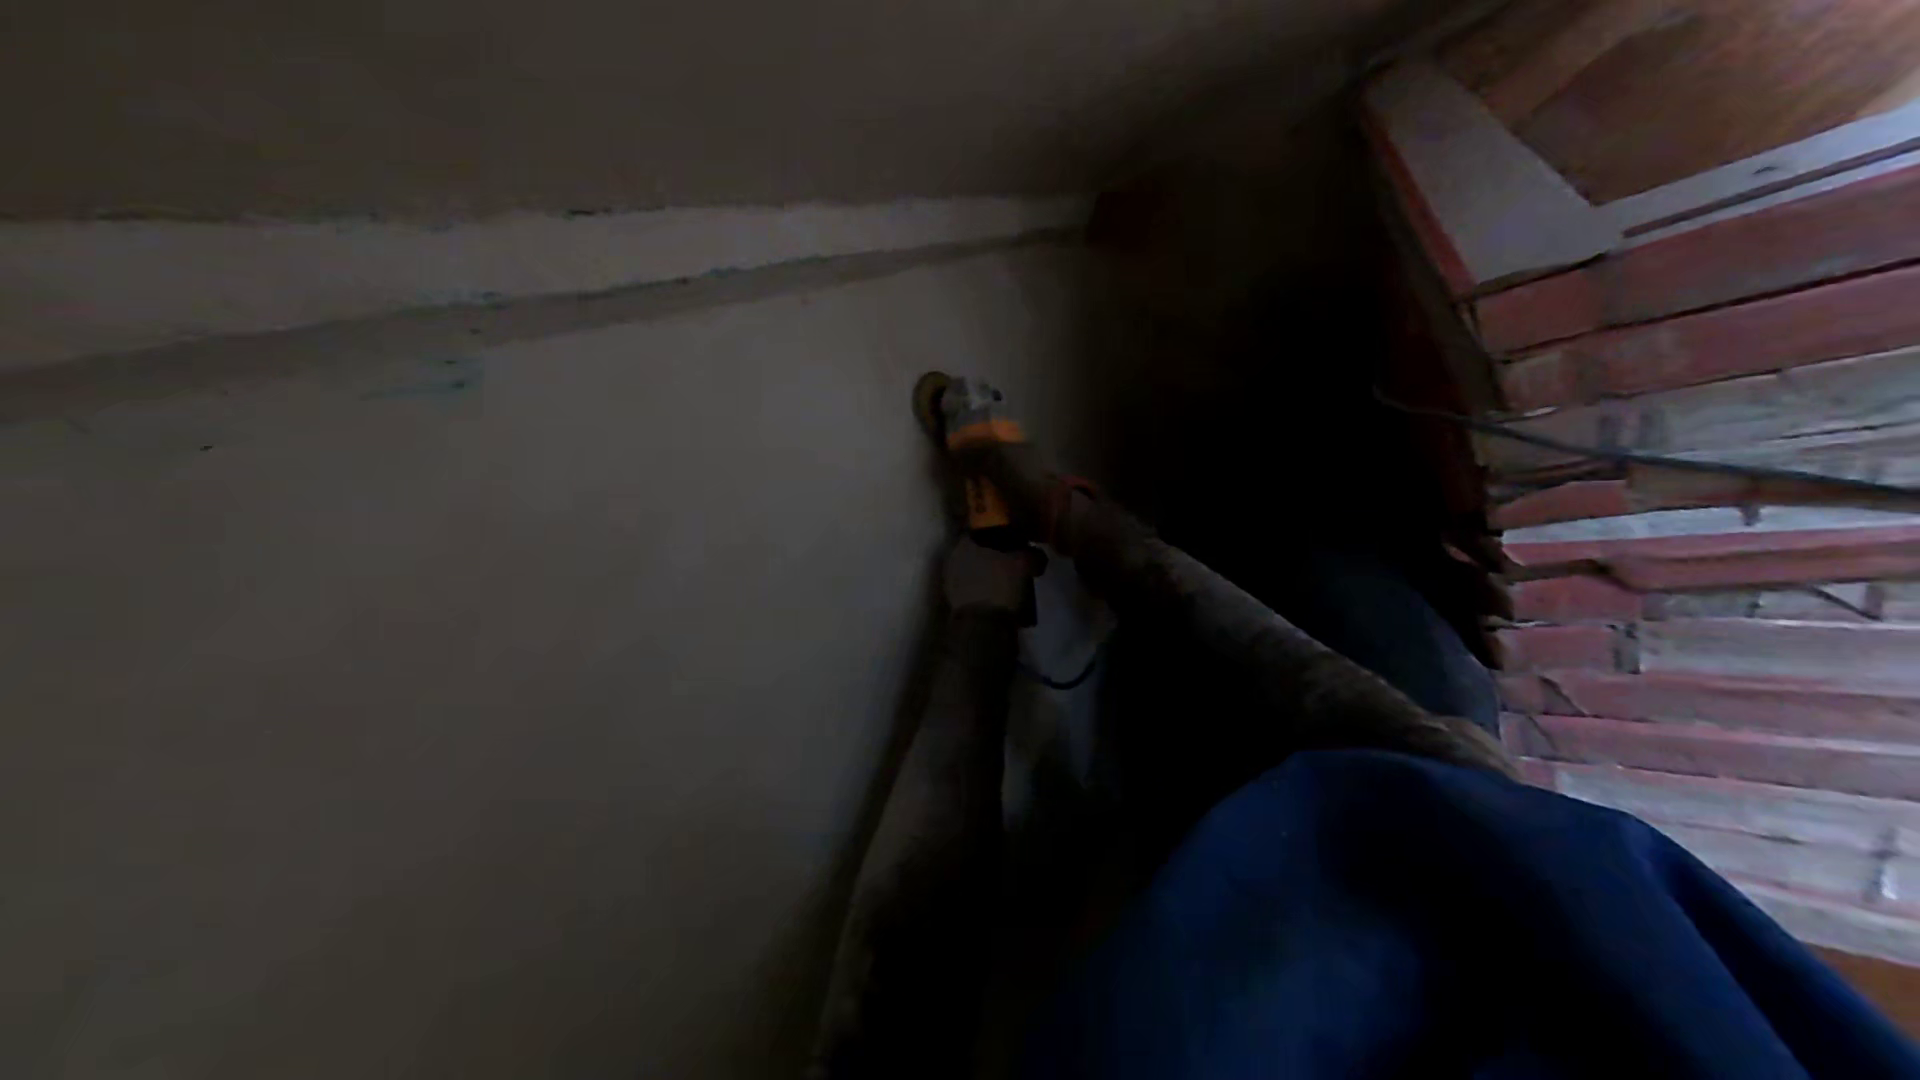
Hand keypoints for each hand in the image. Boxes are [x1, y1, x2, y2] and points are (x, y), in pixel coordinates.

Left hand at [942, 536, 1038, 612]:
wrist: (983, 625)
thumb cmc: (1000, 585)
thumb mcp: (1024, 564)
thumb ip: (1032, 554)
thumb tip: (1037, 554)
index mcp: (963, 544)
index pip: (980, 531)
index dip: (998, 535)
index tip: (1013, 542)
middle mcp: (952, 560)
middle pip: (977, 553)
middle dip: (994, 557)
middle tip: (1014, 564)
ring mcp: (950, 583)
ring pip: (975, 572)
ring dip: (990, 576)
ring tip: (1010, 584)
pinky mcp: (954, 603)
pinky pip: (974, 590)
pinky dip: (986, 592)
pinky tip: (1001, 599)